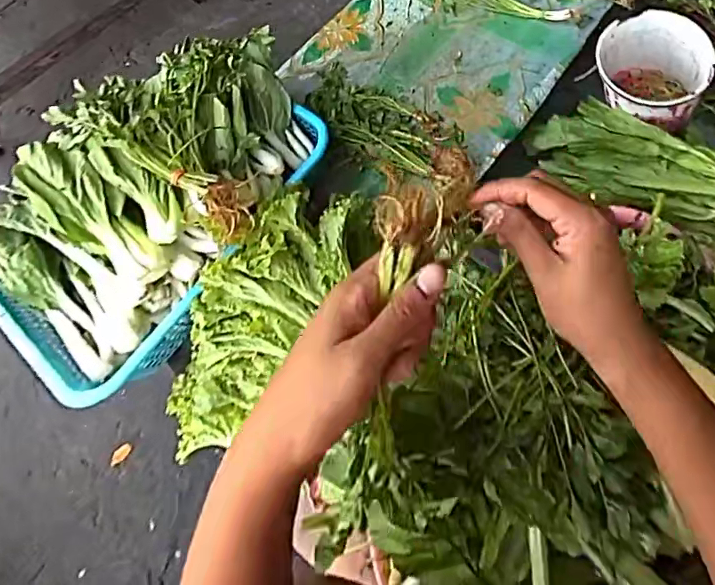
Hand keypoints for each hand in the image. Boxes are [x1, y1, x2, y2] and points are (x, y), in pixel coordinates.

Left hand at [237, 254, 446, 473]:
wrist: (275, 456)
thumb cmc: (317, 400)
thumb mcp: (366, 355)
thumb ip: (404, 312)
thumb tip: (439, 268)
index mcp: (353, 293)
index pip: (400, 257)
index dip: (423, 272)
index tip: (432, 303)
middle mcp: (357, 303)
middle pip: (409, 291)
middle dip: (418, 319)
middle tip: (403, 349)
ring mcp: (358, 329)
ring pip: (407, 319)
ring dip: (410, 344)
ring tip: (391, 372)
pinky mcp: (359, 352)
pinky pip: (394, 343)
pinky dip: (399, 359)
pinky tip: (387, 379)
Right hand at [472, 174, 648, 361]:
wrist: (618, 338)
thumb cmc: (580, 312)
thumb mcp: (544, 273)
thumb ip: (519, 234)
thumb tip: (491, 208)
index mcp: (582, 217)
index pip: (534, 188)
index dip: (500, 190)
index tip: (471, 201)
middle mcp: (592, 210)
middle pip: (544, 186)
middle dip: (510, 194)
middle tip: (480, 214)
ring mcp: (595, 220)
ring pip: (552, 198)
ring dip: (523, 206)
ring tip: (494, 227)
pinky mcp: (593, 232)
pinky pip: (561, 214)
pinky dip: (538, 219)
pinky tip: (517, 235)